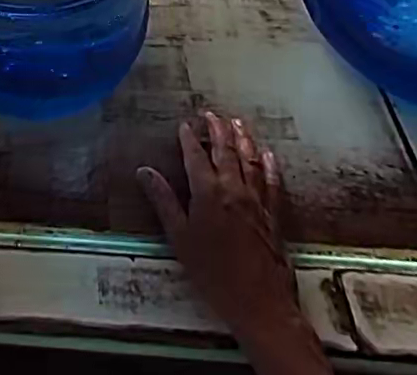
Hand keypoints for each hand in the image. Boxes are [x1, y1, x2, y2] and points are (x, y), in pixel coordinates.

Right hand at [138, 112, 329, 374]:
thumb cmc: (212, 273)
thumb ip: (163, 201)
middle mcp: (233, 188)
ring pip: (249, 160)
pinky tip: (268, 154)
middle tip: (211, 115)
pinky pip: (272, 181)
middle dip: (217, 129)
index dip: (189, 138)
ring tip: (237, 123)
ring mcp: (256, 199)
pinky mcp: (273, 213)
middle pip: (225, 150)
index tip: (184, 125)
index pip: (196, 156)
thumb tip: (144, 171)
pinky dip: (269, 165)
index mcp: (208, 191)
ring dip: (242, 138)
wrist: (258, 302)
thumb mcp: (179, 238)